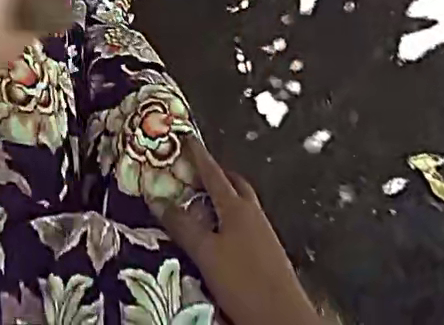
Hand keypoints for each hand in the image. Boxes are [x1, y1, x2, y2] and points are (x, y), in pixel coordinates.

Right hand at [156, 136, 322, 324]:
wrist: (284, 319)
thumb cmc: (244, 281)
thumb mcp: (206, 254)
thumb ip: (183, 226)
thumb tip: (158, 199)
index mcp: (236, 206)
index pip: (213, 172)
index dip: (199, 155)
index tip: (188, 137)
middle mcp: (252, 213)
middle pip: (234, 184)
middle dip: (217, 174)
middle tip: (198, 172)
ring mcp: (264, 233)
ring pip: (242, 203)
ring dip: (225, 197)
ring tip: (205, 203)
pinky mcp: (269, 252)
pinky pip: (247, 223)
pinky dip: (231, 218)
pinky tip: (222, 235)